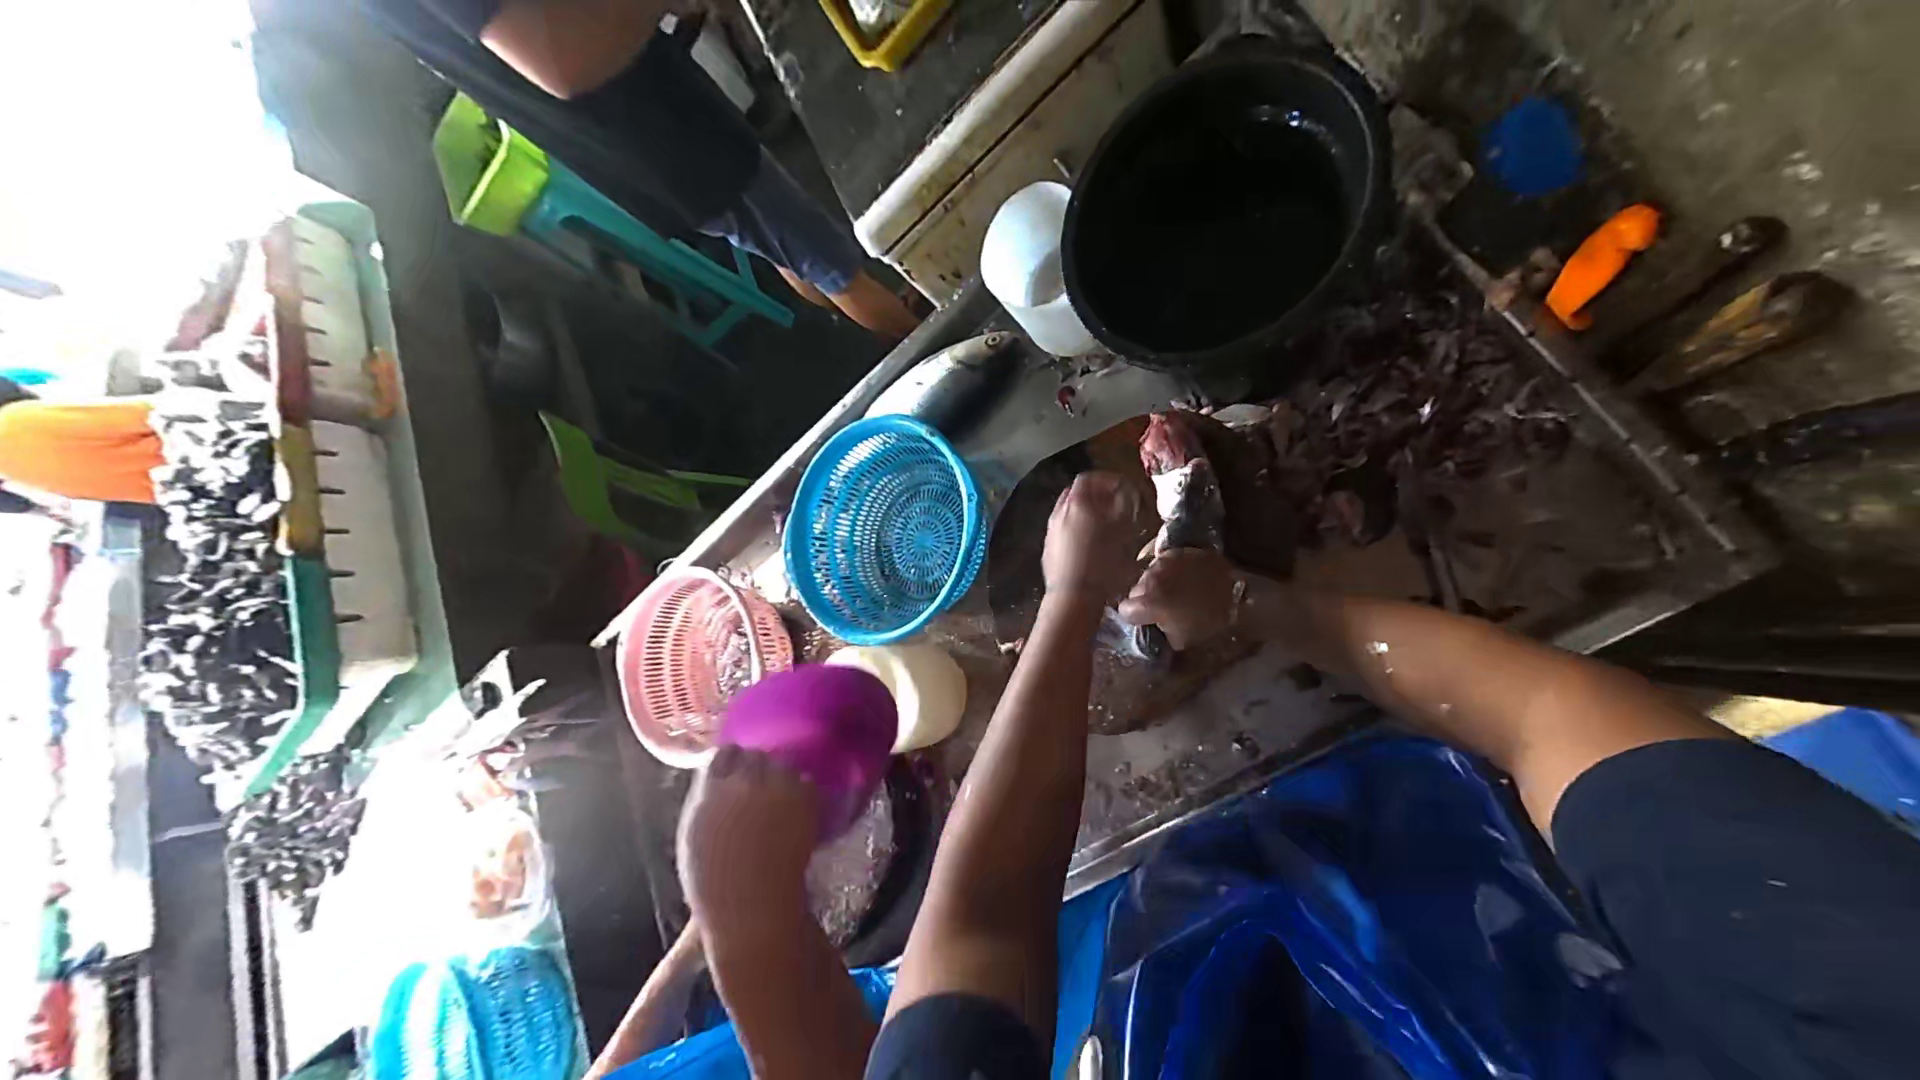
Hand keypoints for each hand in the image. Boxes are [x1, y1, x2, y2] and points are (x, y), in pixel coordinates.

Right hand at [677, 746, 819, 927]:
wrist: (754, 906)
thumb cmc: (714, 880)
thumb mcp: (693, 832)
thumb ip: (707, 795)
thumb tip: (721, 775)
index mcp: (712, 789)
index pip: (724, 752)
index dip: (729, 763)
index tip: (732, 774)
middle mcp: (746, 780)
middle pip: (754, 755)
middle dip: (754, 768)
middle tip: (756, 791)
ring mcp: (780, 786)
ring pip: (781, 763)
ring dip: (778, 777)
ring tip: (776, 802)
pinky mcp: (806, 796)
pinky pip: (804, 779)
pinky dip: (800, 790)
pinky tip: (793, 811)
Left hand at [1042, 470, 1144, 603]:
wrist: (1074, 598)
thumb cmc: (1105, 565)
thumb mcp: (1126, 532)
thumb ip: (1126, 507)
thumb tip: (1127, 493)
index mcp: (1077, 503)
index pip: (1088, 478)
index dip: (1107, 480)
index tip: (1122, 488)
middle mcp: (1059, 513)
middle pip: (1076, 493)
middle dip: (1096, 495)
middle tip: (1115, 504)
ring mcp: (1051, 532)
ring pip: (1069, 512)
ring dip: (1087, 513)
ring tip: (1106, 525)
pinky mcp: (1048, 549)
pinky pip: (1063, 530)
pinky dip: (1077, 528)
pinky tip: (1091, 544)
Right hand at [1118, 548, 1238, 649]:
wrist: (1232, 584)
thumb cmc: (1207, 617)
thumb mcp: (1183, 638)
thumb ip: (1160, 635)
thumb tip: (1154, 631)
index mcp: (1148, 603)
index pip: (1124, 610)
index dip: (1135, 617)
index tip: (1146, 620)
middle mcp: (1149, 580)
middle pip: (1136, 591)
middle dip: (1146, 599)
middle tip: (1165, 606)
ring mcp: (1161, 563)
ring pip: (1149, 576)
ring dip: (1158, 584)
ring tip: (1178, 590)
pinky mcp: (1174, 552)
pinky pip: (1162, 563)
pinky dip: (1169, 571)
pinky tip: (1183, 576)